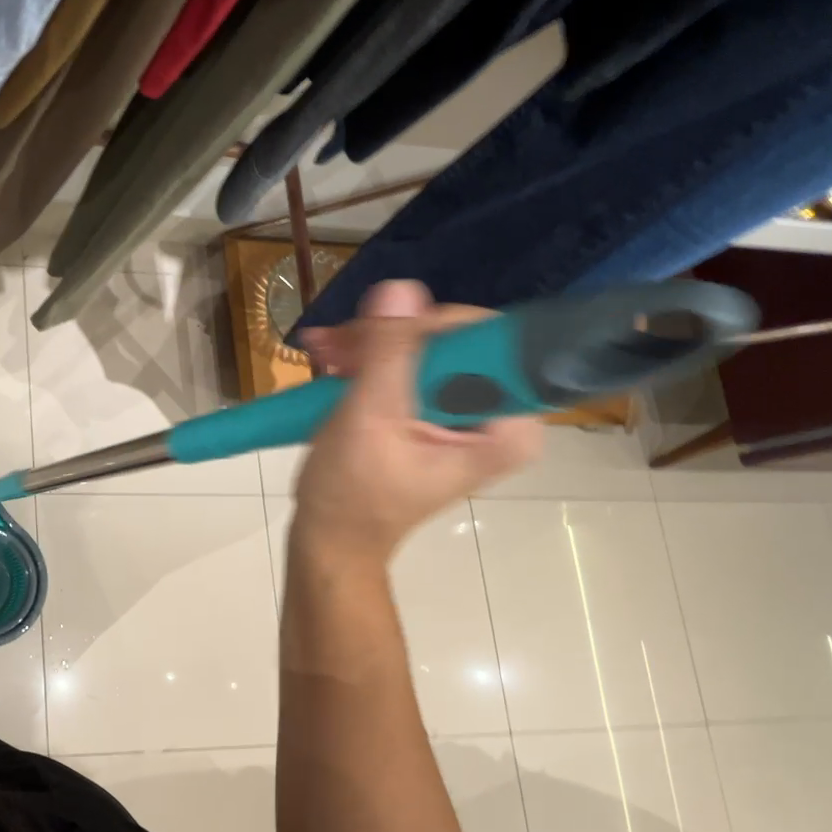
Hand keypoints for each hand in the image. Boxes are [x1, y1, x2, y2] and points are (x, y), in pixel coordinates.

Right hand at [291, 281, 541, 564]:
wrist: (330, 542)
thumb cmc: (350, 496)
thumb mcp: (367, 420)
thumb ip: (387, 353)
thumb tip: (399, 289)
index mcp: (508, 427)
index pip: (487, 340)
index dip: (428, 327)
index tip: (372, 336)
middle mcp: (501, 419)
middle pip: (454, 345)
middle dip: (389, 338)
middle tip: (333, 346)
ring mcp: (468, 420)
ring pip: (428, 355)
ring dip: (372, 348)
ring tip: (322, 355)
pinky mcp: (437, 422)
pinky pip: (413, 374)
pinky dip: (373, 366)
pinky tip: (333, 366)